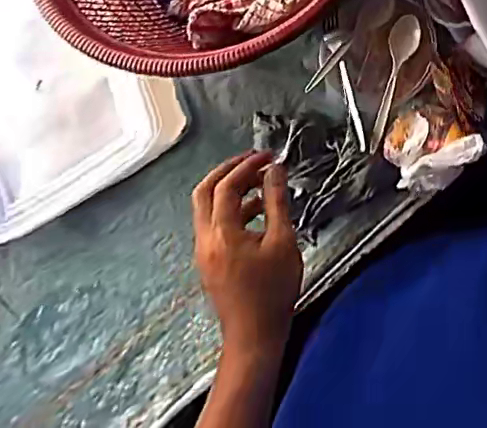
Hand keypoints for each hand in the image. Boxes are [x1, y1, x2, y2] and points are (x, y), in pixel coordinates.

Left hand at [192, 152, 301, 353]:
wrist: (255, 333)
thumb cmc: (273, 287)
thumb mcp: (282, 239)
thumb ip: (276, 201)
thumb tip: (274, 170)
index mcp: (222, 235)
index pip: (226, 188)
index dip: (246, 166)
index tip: (269, 155)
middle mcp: (205, 241)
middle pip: (204, 194)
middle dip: (228, 171)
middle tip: (255, 159)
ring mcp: (205, 252)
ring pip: (208, 208)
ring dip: (232, 188)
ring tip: (264, 180)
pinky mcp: (211, 260)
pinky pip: (216, 223)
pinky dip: (235, 206)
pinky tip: (260, 208)